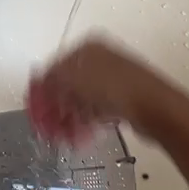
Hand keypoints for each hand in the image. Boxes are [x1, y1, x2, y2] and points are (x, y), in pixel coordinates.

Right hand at [27, 38, 176, 143]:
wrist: (155, 107)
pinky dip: (84, 125)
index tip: (33, 113)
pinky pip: (94, 113)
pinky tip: (78, 140)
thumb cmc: (114, 88)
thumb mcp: (72, 80)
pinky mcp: (121, 101)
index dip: (40, 92)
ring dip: (67, 122)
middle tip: (44, 131)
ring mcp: (111, 81)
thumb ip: (49, 80)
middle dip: (54, 111)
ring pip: (80, 103)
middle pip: (66, 88)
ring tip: (61, 140)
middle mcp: (99, 61)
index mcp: (87, 49)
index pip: (53, 68)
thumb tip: (35, 81)